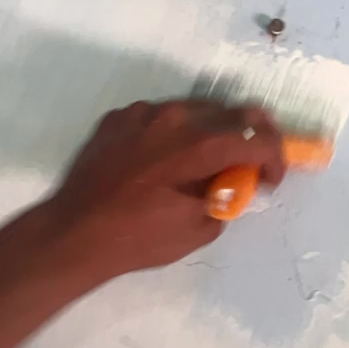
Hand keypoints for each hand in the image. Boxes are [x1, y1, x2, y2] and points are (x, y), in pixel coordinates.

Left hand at [36, 99, 286, 285]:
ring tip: (210, 160)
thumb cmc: (136, 237)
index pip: (256, 136)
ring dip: (214, 130)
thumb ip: (224, 200)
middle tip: (254, 161)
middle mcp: (174, 118)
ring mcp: (142, 113)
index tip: (272, 177)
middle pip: (232, 111)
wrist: (73, 231)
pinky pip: (160, 116)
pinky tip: (166, 159)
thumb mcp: (196, 230)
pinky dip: (175, 133)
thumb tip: (231, 185)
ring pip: (196, 109)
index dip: (275, 156)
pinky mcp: (119, 117)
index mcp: (197, 145)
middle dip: (253, 135)